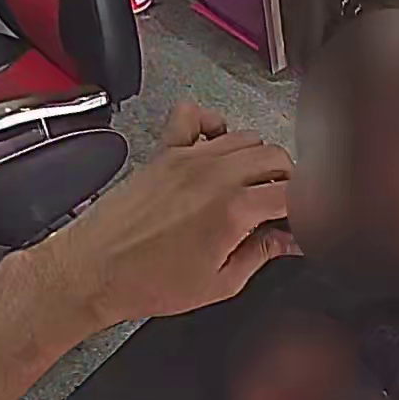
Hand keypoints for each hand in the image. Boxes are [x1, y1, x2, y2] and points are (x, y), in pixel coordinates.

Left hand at [31, 102, 296, 326]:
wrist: (94, 271)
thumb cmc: (146, 281)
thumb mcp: (220, 283)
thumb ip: (262, 254)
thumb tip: (288, 241)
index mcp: (233, 209)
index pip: (292, 192)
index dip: (304, 209)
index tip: (299, 223)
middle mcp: (213, 175)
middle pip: (276, 157)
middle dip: (288, 182)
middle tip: (280, 208)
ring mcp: (187, 158)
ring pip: (246, 136)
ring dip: (258, 159)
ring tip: (252, 187)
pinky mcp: (164, 152)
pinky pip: (196, 116)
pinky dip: (214, 125)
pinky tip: (217, 149)